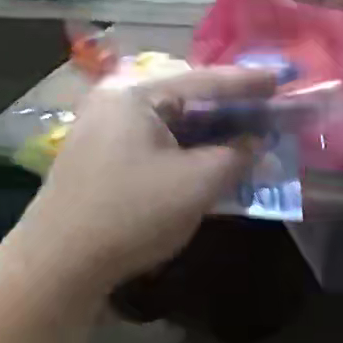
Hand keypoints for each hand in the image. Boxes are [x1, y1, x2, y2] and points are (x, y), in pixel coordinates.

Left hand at [6, 65, 276, 300]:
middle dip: (230, 107)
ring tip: (247, 135)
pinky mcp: (103, 157)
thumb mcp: (199, 183)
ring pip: (173, 122)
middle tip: (267, 110)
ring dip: (212, 132)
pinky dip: (190, 148)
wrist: (61, 262)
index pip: (205, 81)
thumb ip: (236, 155)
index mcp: (137, 95)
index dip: (248, 82)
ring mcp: (105, 129)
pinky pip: (159, 141)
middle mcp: (116, 102)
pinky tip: (212, 160)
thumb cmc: (134, 213)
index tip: (281, 79)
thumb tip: (257, 141)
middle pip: (187, 97)